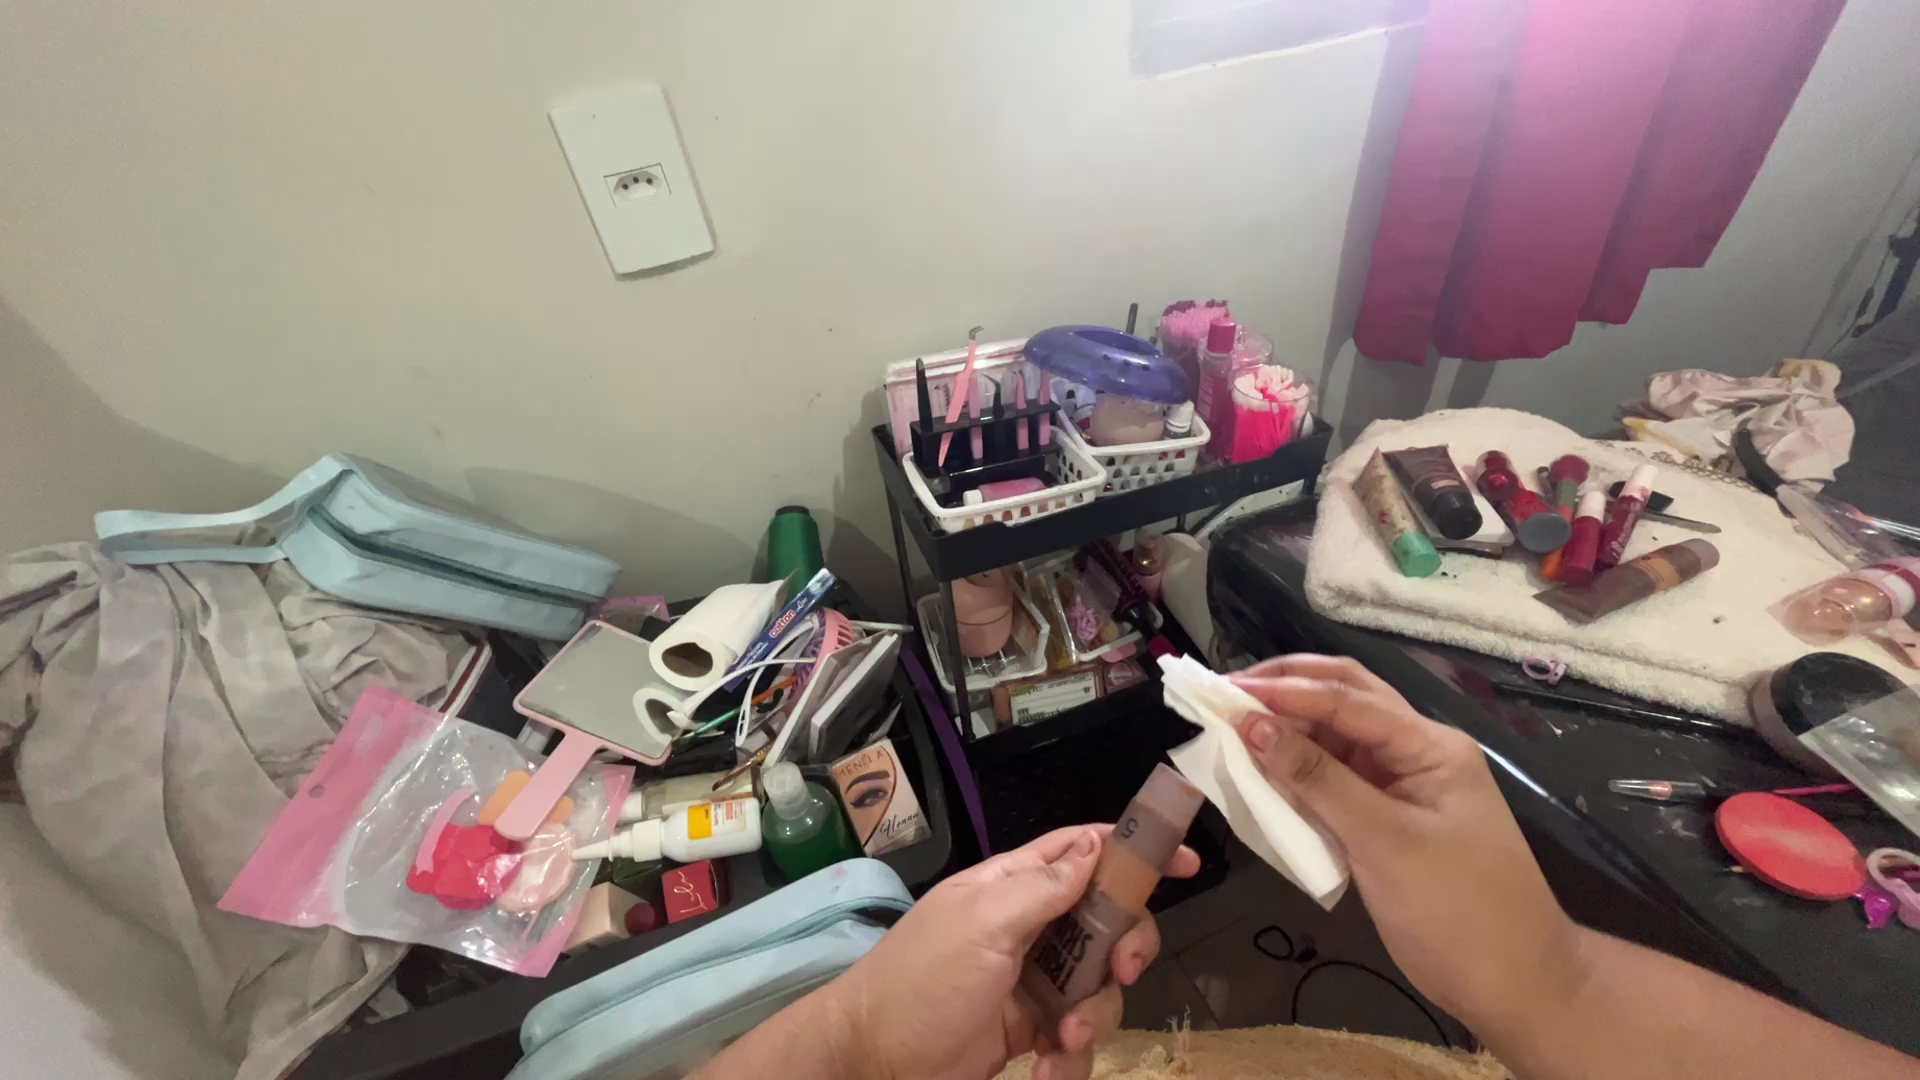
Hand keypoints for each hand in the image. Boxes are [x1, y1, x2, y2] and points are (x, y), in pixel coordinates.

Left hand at [832, 824, 1199, 1079]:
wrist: (875, 1061)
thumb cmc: (925, 977)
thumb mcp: (983, 922)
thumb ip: (1043, 886)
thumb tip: (1094, 844)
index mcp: (1016, 883)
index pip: (1084, 850)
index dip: (1133, 849)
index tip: (1187, 861)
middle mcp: (1033, 923)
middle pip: (1109, 918)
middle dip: (1127, 946)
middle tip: (1123, 972)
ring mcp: (1034, 977)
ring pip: (1101, 982)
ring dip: (1094, 1016)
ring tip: (1061, 1042)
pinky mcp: (1033, 1029)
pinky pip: (1077, 1035)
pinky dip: (1071, 1058)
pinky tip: (1043, 1071)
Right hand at [1229, 655, 1583, 1039]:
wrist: (1513, 987)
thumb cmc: (1458, 909)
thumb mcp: (1384, 841)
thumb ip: (1315, 778)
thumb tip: (1251, 725)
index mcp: (1428, 745)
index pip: (1347, 699)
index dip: (1285, 691)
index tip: (1228, 693)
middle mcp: (1411, 748)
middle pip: (1343, 695)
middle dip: (1286, 685)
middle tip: (1229, 690)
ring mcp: (1394, 778)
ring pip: (1331, 730)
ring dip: (1285, 721)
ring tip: (1233, 718)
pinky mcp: (1377, 809)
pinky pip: (1326, 770)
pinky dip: (1291, 762)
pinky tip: (1259, 763)